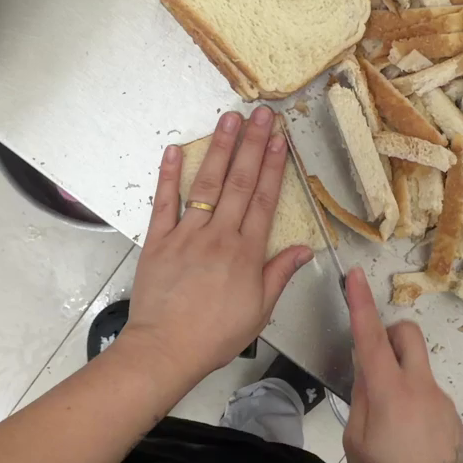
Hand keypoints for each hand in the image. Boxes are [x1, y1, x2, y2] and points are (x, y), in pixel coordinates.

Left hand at [121, 107, 311, 386]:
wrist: (167, 349)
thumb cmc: (215, 335)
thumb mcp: (259, 311)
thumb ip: (280, 274)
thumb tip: (304, 249)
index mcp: (246, 253)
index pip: (264, 200)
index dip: (273, 166)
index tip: (280, 138)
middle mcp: (218, 236)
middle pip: (240, 183)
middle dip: (252, 145)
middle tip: (260, 113)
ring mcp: (186, 235)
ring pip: (206, 185)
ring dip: (219, 150)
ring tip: (228, 119)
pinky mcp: (158, 241)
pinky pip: (163, 203)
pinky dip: (168, 176)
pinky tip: (175, 150)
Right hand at [341, 267, 462, 462]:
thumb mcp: (355, 442)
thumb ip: (361, 398)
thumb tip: (366, 371)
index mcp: (389, 394)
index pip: (370, 338)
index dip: (360, 304)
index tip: (354, 275)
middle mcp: (421, 388)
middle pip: (407, 334)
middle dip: (388, 333)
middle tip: (370, 360)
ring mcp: (442, 400)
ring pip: (417, 364)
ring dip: (397, 372)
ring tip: (385, 419)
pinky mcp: (452, 415)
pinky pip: (426, 390)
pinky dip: (410, 396)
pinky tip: (404, 436)